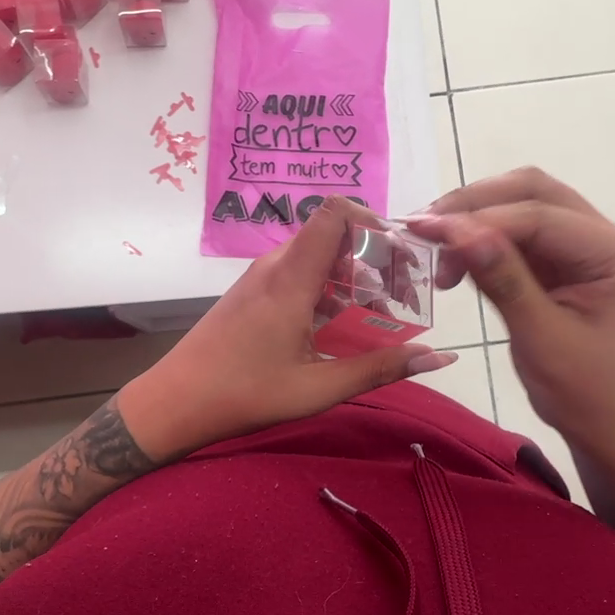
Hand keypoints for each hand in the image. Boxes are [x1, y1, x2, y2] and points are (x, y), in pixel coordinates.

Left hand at [119, 196, 456, 461]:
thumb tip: (439, 358)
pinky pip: (297, 274)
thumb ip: (379, 368)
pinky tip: (337, 327)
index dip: (373, 220)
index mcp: (291, 277)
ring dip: (349, 277)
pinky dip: (325, 289)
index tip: (401, 255)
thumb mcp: (318, 387)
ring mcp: (258, 278)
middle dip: (372, 257)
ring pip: (315, 256)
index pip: (335, 213)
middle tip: (401, 295)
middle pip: (331, 235)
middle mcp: (274, 266)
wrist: (175, 402)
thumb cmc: (245, 394)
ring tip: (376, 315)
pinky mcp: (250, 294)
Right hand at [406, 168, 614, 459]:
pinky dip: (483, 239)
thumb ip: (503, 279)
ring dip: (477, 216)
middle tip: (426, 226)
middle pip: (535, 192)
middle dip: (476, 203)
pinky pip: (520, 235)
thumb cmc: (581, 390)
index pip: (540, 216)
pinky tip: (454, 259)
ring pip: (526, 205)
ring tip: (434, 244)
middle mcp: (606, 238)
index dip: (479, 218)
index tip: (424, 229)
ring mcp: (586, 248)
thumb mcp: (539, 336)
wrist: (608, 427)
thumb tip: (458, 231)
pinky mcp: (565, 263)